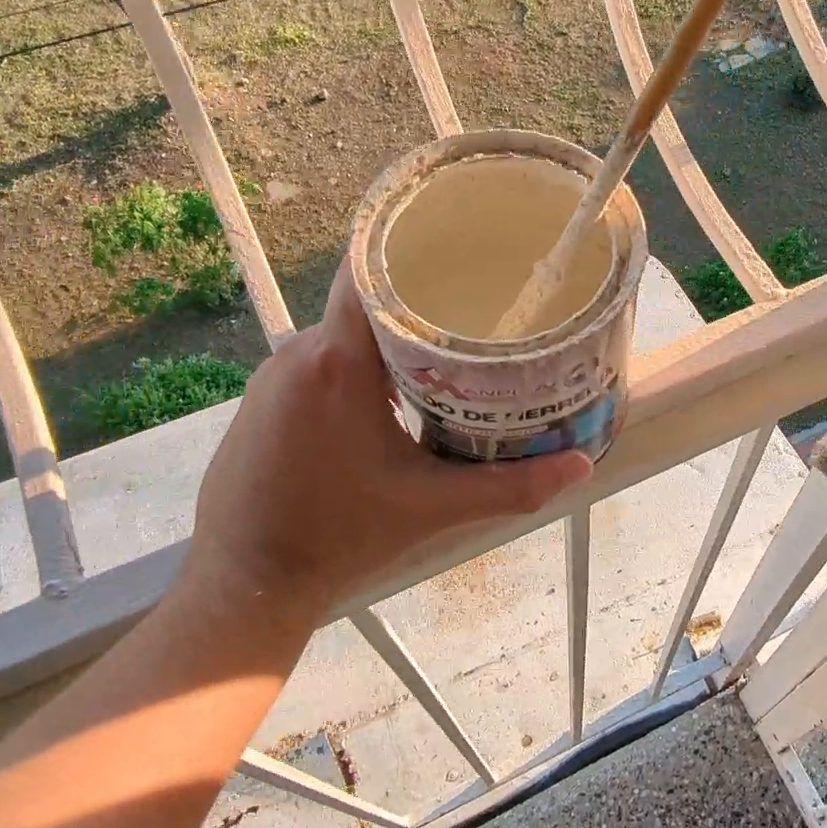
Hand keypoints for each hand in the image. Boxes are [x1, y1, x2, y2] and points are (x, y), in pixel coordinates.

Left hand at [182, 265, 593, 627]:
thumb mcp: (433, 508)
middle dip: (419, 299)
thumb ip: (511, 486)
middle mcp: (299, 353)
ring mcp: (273, 376)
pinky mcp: (262, 400)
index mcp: (338, 362)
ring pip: (343, 333)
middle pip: (364, 299)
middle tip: (476, 308)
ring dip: (389, 337)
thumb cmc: (340, 537)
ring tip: (445, 352)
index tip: (459, 244)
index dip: (413, 247)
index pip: (370, 270)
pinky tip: (393, 393)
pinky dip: (358, 364)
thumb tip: (581, 467)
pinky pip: (320, 360)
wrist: (245, 582)